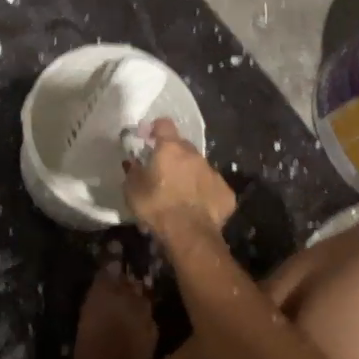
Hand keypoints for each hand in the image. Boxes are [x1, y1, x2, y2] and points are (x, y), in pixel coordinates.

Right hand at [123, 119, 237, 235]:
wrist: (189, 234)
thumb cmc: (156, 207)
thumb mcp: (131, 189)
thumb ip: (132, 170)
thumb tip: (133, 162)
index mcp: (170, 148)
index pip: (164, 124)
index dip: (155, 128)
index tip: (148, 138)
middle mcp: (194, 155)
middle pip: (183, 146)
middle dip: (173, 154)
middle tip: (162, 170)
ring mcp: (213, 173)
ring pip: (199, 166)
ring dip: (189, 173)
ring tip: (180, 192)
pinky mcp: (226, 193)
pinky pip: (212, 186)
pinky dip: (204, 192)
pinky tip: (197, 207)